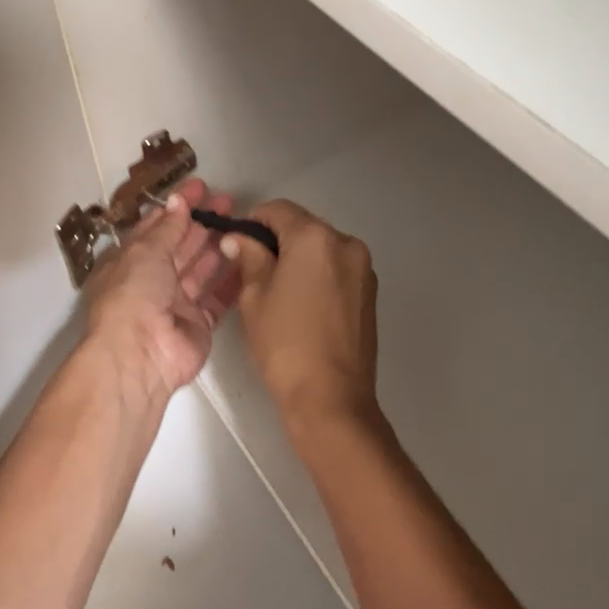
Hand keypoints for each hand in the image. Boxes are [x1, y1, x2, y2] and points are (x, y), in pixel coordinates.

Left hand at [82, 179, 242, 397]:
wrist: (138, 356)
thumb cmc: (133, 294)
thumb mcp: (145, 251)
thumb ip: (168, 227)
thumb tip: (178, 200)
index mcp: (131, 260)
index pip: (157, 226)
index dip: (178, 205)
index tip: (202, 186)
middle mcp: (152, 280)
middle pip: (182, 245)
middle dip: (203, 222)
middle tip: (230, 200)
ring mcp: (177, 303)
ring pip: (202, 268)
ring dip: (219, 245)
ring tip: (244, 223)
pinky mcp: (199, 324)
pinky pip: (219, 297)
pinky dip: (233, 279)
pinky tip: (250, 258)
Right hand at [223, 200, 378, 435]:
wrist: (331, 398)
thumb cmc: (285, 344)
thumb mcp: (254, 297)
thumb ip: (249, 257)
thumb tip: (239, 238)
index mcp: (315, 237)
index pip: (278, 209)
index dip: (253, 222)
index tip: (237, 247)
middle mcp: (346, 243)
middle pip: (304, 226)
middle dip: (277, 241)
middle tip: (253, 272)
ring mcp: (363, 269)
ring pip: (322, 249)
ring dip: (300, 259)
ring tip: (280, 294)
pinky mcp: (370, 293)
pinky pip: (337, 269)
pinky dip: (318, 276)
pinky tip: (304, 307)